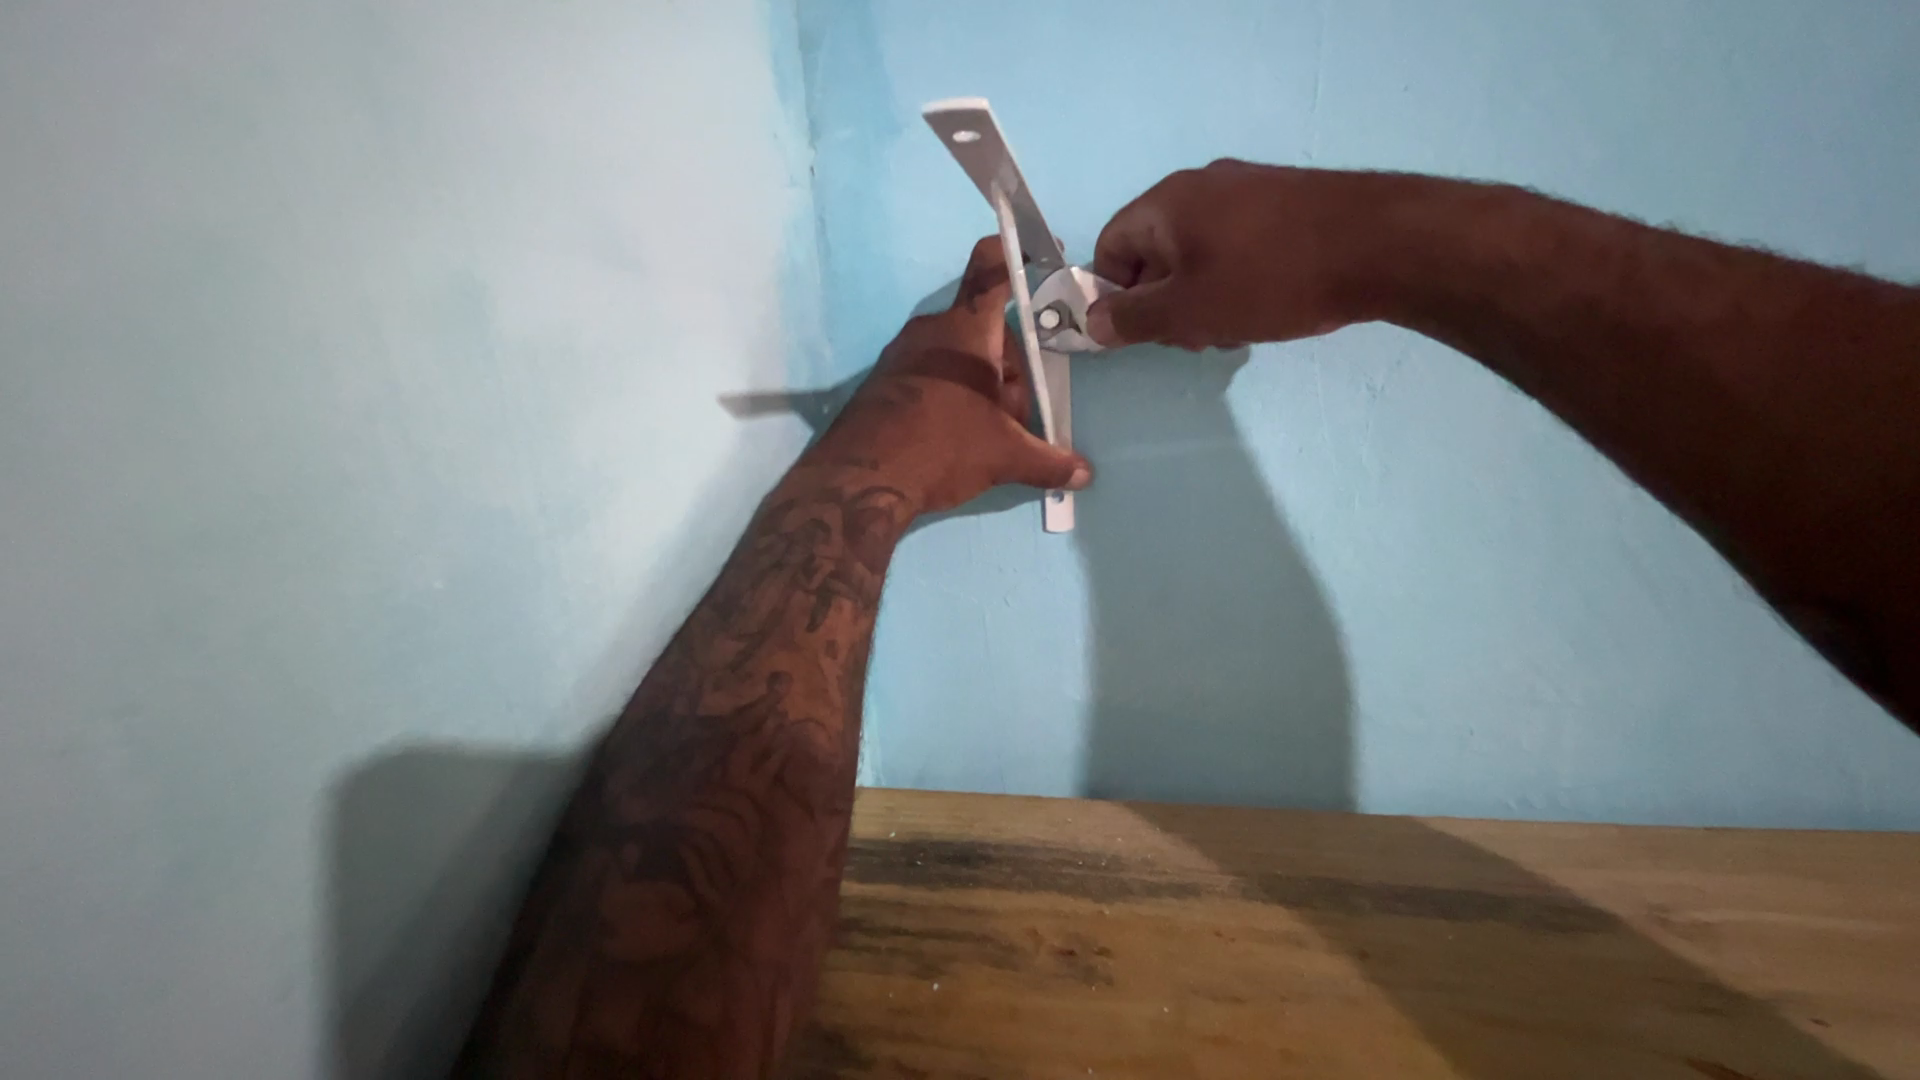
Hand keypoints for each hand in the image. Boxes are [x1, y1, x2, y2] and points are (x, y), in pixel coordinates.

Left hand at [799, 236, 1092, 513]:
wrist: (860, 481)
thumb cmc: (940, 448)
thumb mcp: (1004, 456)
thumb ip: (1048, 461)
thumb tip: (1084, 474)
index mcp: (967, 330)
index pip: (993, 266)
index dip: (1020, 252)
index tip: (1045, 255)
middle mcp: (931, 331)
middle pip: (987, 332)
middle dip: (1010, 370)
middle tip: (1017, 417)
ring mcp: (902, 356)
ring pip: (960, 359)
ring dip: (982, 389)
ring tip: (986, 437)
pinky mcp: (884, 383)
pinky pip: (931, 376)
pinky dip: (952, 398)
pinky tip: (954, 440)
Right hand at [1087, 161, 1412, 349]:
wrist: (1382, 245)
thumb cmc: (1270, 279)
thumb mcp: (1189, 311)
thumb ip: (1132, 320)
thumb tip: (1093, 322)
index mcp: (1167, 203)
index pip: (1111, 248)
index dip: (1114, 295)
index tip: (1140, 331)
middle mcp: (1201, 187)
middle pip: (1153, 253)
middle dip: (1161, 302)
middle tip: (1191, 338)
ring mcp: (1247, 191)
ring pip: (1196, 256)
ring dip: (1199, 300)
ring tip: (1230, 331)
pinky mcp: (1284, 205)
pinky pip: (1234, 248)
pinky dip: (1233, 283)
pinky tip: (1261, 310)